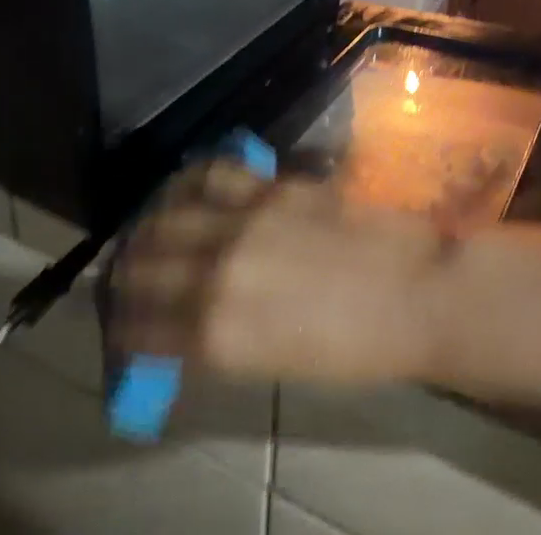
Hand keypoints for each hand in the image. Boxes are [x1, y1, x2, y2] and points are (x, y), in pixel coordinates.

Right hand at [109, 158, 446, 382]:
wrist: (418, 294)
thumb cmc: (355, 350)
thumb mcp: (273, 365)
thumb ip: (217, 342)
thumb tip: (181, 328)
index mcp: (215, 338)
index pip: (139, 330)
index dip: (123, 329)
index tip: (122, 325)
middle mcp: (215, 277)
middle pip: (140, 268)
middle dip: (124, 277)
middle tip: (126, 278)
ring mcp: (242, 224)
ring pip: (164, 217)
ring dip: (145, 227)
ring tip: (146, 232)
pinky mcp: (270, 188)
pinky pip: (210, 175)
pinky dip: (185, 183)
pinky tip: (182, 190)